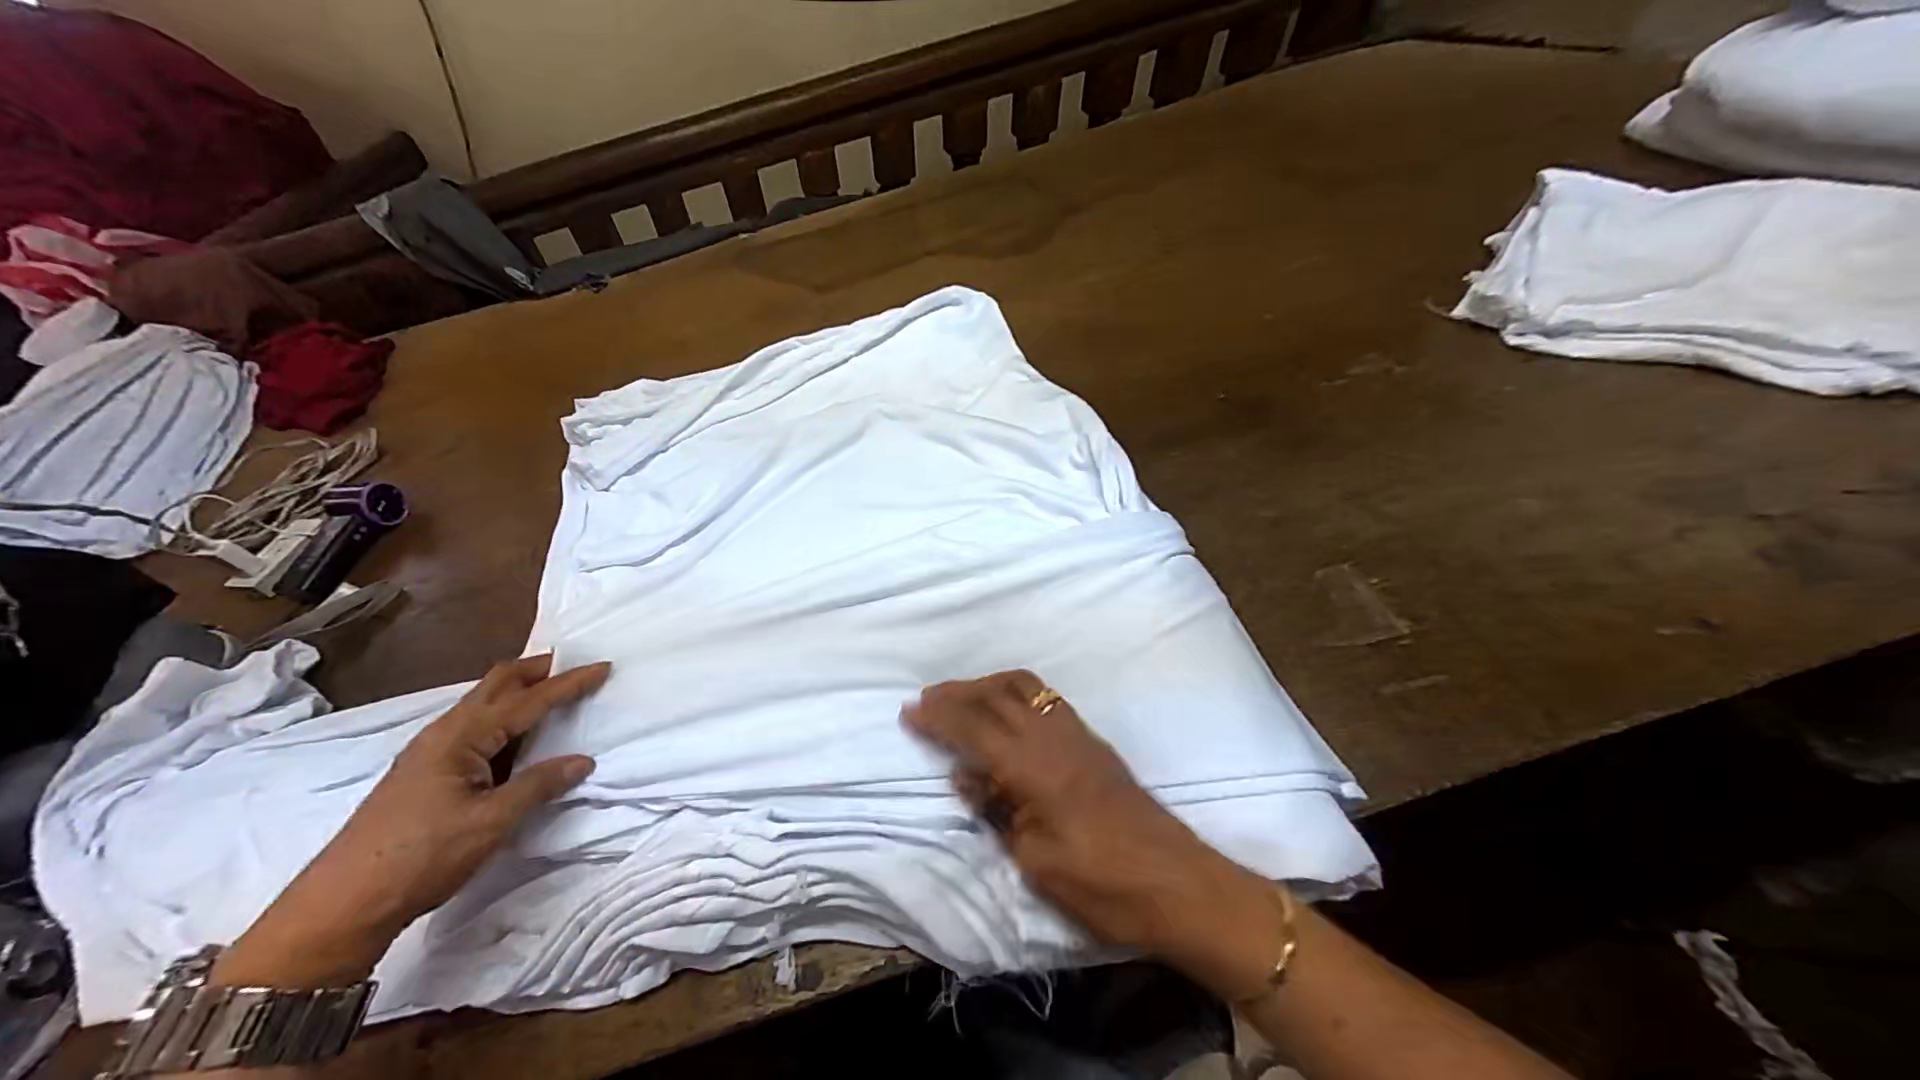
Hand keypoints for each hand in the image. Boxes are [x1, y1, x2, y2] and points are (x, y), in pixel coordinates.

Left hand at [212, 655, 607, 988]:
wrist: (342, 905)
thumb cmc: (421, 856)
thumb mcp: (491, 822)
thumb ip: (538, 785)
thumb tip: (582, 760)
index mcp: (461, 738)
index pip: (527, 700)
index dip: (568, 683)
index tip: (603, 666)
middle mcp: (444, 734)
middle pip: (495, 684)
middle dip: (536, 669)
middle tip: (573, 663)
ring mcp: (430, 753)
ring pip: (482, 704)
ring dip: (518, 691)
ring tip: (552, 690)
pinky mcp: (425, 773)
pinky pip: (474, 727)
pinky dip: (504, 716)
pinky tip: (516, 734)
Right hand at [903, 671, 1292, 999]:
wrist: (1176, 883)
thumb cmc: (1101, 884)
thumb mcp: (1035, 860)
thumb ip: (996, 811)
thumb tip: (966, 777)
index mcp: (1031, 766)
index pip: (972, 728)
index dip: (938, 717)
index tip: (909, 711)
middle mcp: (1051, 737)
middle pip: (996, 695)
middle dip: (957, 693)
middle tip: (926, 698)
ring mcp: (1077, 733)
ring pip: (1024, 687)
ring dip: (988, 684)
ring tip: (962, 696)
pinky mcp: (1094, 741)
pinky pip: (1046, 698)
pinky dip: (1016, 692)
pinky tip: (1008, 709)